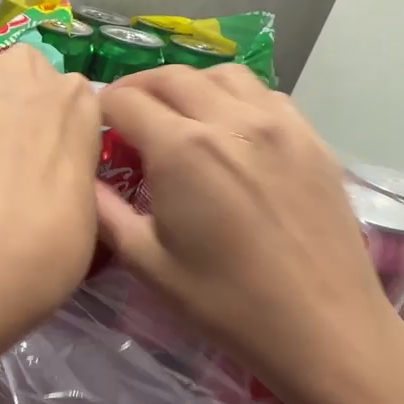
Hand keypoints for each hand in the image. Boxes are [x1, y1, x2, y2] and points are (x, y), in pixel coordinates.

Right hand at [94, 65, 403, 403]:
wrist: (323, 329)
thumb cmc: (224, 302)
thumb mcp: (145, 261)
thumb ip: (103, 210)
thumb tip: (80, 178)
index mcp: (182, 150)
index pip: (124, 101)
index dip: (99, 112)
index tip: (93, 135)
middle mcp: (230, 121)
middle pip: (169, 77)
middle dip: (135, 90)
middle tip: (122, 120)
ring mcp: (278, 125)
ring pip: (219, 75)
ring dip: (185, 86)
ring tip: (173, 116)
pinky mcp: (311, 139)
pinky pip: (263, 94)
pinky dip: (232, 97)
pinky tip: (226, 130)